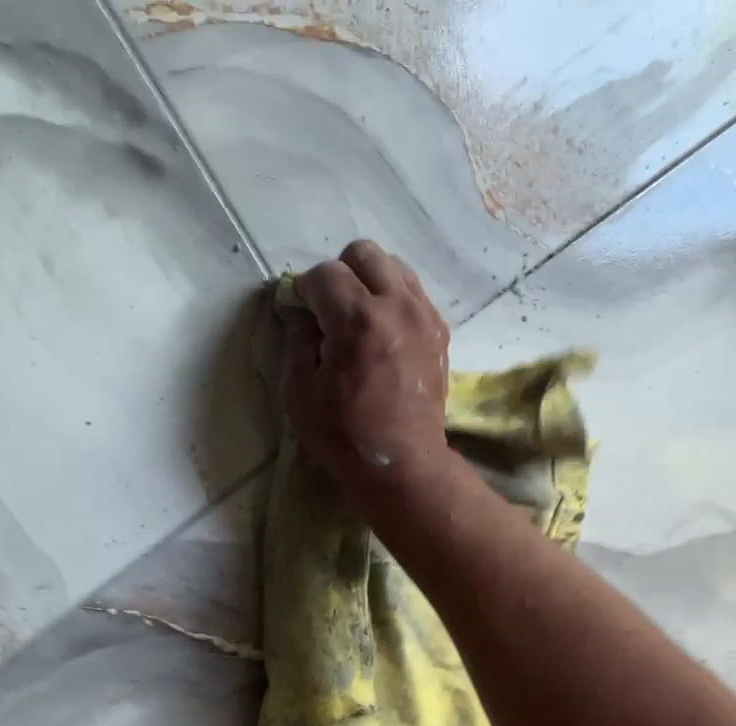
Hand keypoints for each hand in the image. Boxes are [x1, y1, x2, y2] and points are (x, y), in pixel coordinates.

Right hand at [279, 239, 452, 501]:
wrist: (402, 462)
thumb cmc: (342, 433)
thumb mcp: (299, 391)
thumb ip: (297, 339)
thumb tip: (296, 308)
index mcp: (358, 321)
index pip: (324, 274)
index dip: (303, 291)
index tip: (297, 313)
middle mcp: (397, 306)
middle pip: (364, 253)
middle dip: (339, 273)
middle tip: (328, 309)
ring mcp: (423, 315)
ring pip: (393, 265)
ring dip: (368, 281)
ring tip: (356, 318)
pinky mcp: (438, 329)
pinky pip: (412, 291)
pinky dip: (392, 299)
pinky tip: (381, 331)